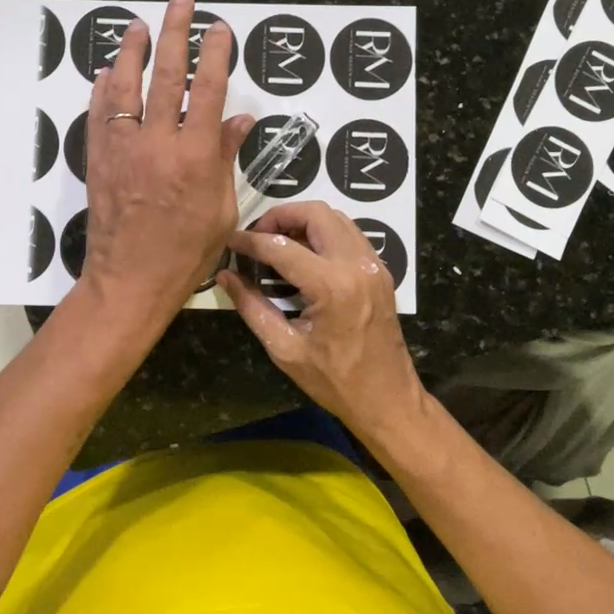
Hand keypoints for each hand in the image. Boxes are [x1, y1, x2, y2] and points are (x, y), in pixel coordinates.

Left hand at [79, 0, 252, 330]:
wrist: (129, 280)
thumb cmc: (186, 253)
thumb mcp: (221, 210)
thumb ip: (226, 159)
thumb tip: (240, 120)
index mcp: (196, 156)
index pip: (209, 90)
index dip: (215, 53)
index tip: (218, 28)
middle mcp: (157, 142)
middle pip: (166, 75)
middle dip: (174, 32)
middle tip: (179, 2)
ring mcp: (122, 148)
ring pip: (125, 86)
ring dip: (131, 51)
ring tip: (137, 25)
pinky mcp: (98, 159)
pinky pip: (98, 113)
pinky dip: (102, 89)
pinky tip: (106, 71)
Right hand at [218, 201, 429, 440]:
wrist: (388, 399)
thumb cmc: (334, 381)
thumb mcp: (284, 348)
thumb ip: (252, 306)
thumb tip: (225, 276)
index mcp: (332, 287)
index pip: (282, 247)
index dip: (250, 241)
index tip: (229, 242)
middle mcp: (356, 265)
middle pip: (315, 213)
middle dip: (280, 217)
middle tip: (257, 237)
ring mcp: (373, 265)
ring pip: (335, 217)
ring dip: (302, 221)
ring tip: (277, 242)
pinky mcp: (380, 271)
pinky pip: (349, 233)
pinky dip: (323, 232)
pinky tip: (304, 254)